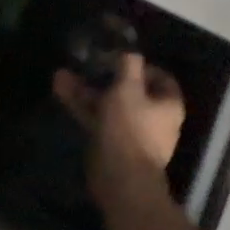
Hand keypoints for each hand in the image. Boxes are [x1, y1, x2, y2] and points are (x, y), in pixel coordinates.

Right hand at [53, 53, 184, 208]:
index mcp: (168, 104)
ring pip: (109, 105)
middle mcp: (154, 118)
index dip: (141, 66)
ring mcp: (131, 133)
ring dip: (87, 91)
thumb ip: (128, 65)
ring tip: (62, 76)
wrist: (120, 178)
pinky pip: (98, 120)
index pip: (161, 78)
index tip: (118, 57)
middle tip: (85, 65)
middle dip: (105, 77)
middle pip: (130, 91)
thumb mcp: (128, 89)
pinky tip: (62, 93)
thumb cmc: (130, 128)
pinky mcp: (112, 145)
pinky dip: (83, 108)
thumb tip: (129, 51)